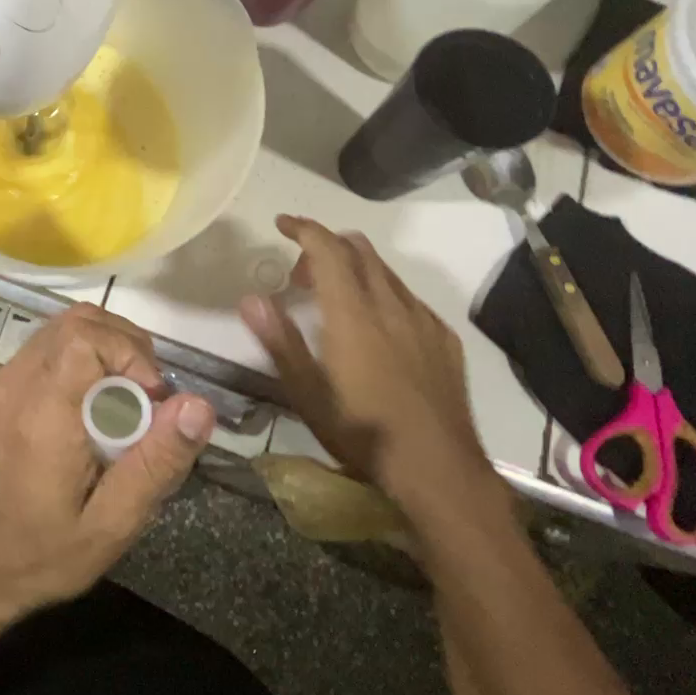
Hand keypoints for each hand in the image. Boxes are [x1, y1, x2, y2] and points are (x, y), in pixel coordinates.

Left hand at [0, 304, 215, 620]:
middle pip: (77, 322)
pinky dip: (85, 359)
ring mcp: (5, 382)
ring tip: (133, 403)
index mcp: (41, 411)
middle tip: (152, 400)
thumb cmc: (41, 553)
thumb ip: (155, 462)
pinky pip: (50, 349)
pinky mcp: (4, 390)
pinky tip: (101, 407)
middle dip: (127, 346)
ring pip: (63, 328)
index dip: (130, 353)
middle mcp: (17, 383)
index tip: (155, 400)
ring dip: (108, 350)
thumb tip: (199, 405)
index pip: (85, 337)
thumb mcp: (111, 523)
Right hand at [241, 216, 491, 511]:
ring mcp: (424, 322)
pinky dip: (383, 292)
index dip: (304, 229)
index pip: (329, 250)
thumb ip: (279, 340)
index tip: (283, 224)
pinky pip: (408, 298)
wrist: (439, 471)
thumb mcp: (307, 392)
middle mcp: (391, 307)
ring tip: (334, 297)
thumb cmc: (361, 432)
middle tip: (301, 272)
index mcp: (353, 315)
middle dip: (327, 246)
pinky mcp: (445, 340)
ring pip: (386, 272)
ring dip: (355, 267)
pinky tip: (376, 325)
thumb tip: (250, 298)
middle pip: (360, 251)